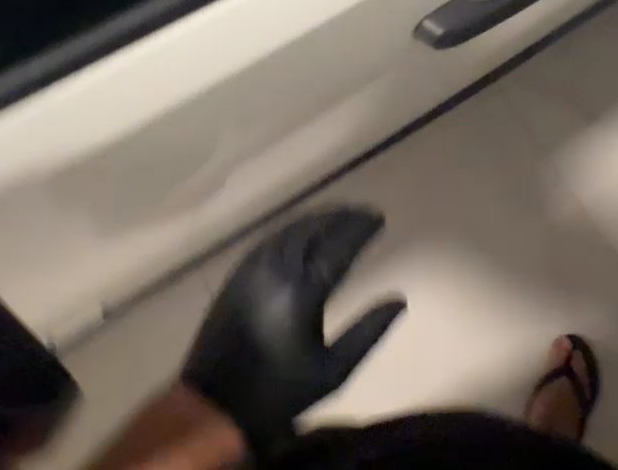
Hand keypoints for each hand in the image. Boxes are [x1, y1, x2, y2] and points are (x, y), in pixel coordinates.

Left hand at [180, 207, 405, 458]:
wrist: (217, 403)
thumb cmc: (280, 390)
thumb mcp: (333, 372)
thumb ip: (368, 333)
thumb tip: (400, 300)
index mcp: (303, 291)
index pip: (340, 245)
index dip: (361, 228)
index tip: (380, 218)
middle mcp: (278, 269)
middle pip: (316, 228)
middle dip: (343, 216)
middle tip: (365, 214)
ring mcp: (254, 265)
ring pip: (293, 227)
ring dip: (320, 217)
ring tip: (341, 216)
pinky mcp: (239, 270)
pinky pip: (273, 236)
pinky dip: (296, 227)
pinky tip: (307, 230)